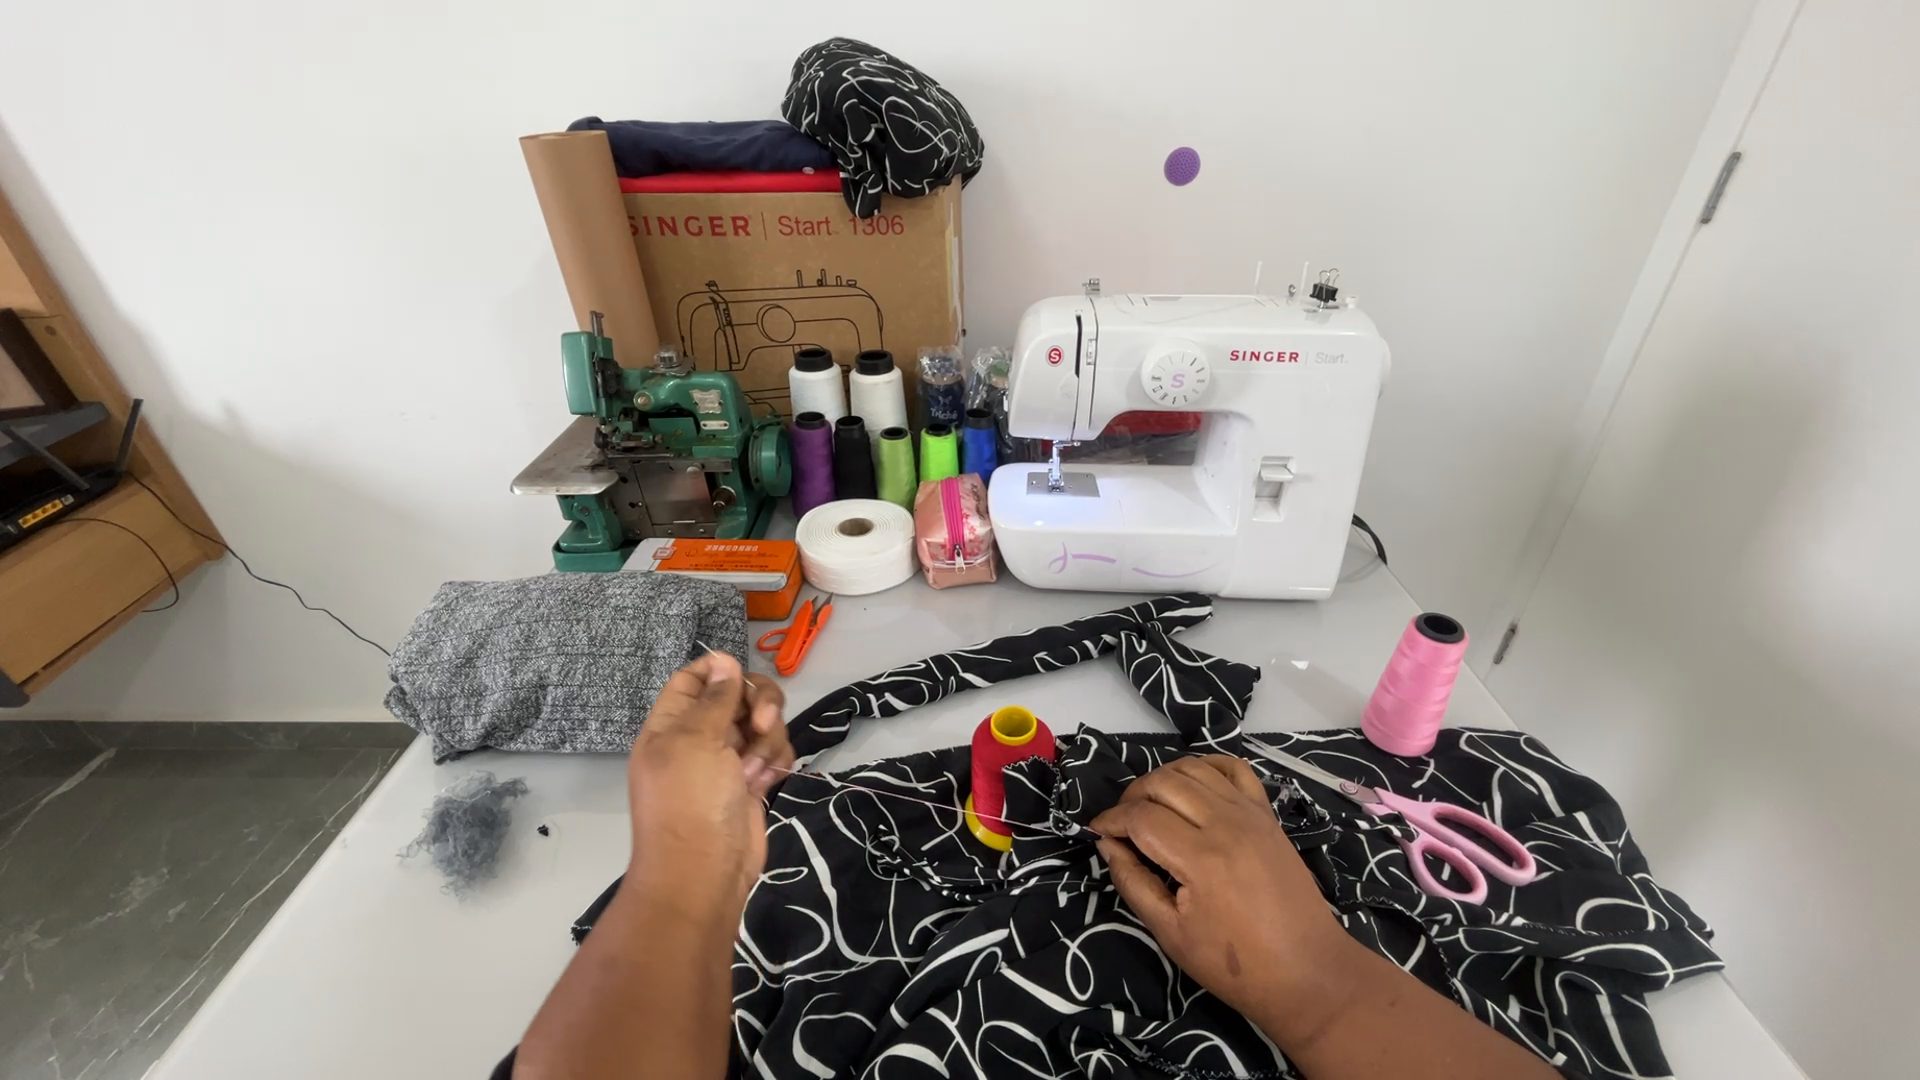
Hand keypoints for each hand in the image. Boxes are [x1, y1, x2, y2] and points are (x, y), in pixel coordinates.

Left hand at [626, 652, 793, 920]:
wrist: (704, 873)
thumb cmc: (690, 802)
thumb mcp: (696, 741)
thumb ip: (715, 697)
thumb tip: (722, 658)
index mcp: (672, 724)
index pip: (694, 678)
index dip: (719, 671)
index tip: (740, 678)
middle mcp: (700, 738)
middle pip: (738, 694)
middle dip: (758, 704)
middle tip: (761, 724)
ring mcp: (728, 761)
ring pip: (764, 723)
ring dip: (767, 741)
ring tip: (755, 771)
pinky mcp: (753, 781)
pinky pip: (775, 753)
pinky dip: (776, 764)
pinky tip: (766, 784)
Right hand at [1091, 756, 1356, 1028]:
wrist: (1311, 973)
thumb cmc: (1237, 966)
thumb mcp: (1172, 935)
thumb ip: (1134, 884)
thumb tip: (1108, 846)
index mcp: (1200, 858)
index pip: (1140, 817)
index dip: (1111, 821)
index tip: (1097, 833)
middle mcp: (1225, 823)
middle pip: (1162, 783)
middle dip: (1131, 797)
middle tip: (1121, 824)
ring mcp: (1250, 813)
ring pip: (1192, 768)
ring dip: (1162, 778)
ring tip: (1150, 805)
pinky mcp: (1267, 814)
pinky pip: (1233, 768)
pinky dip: (1206, 766)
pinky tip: (1192, 786)